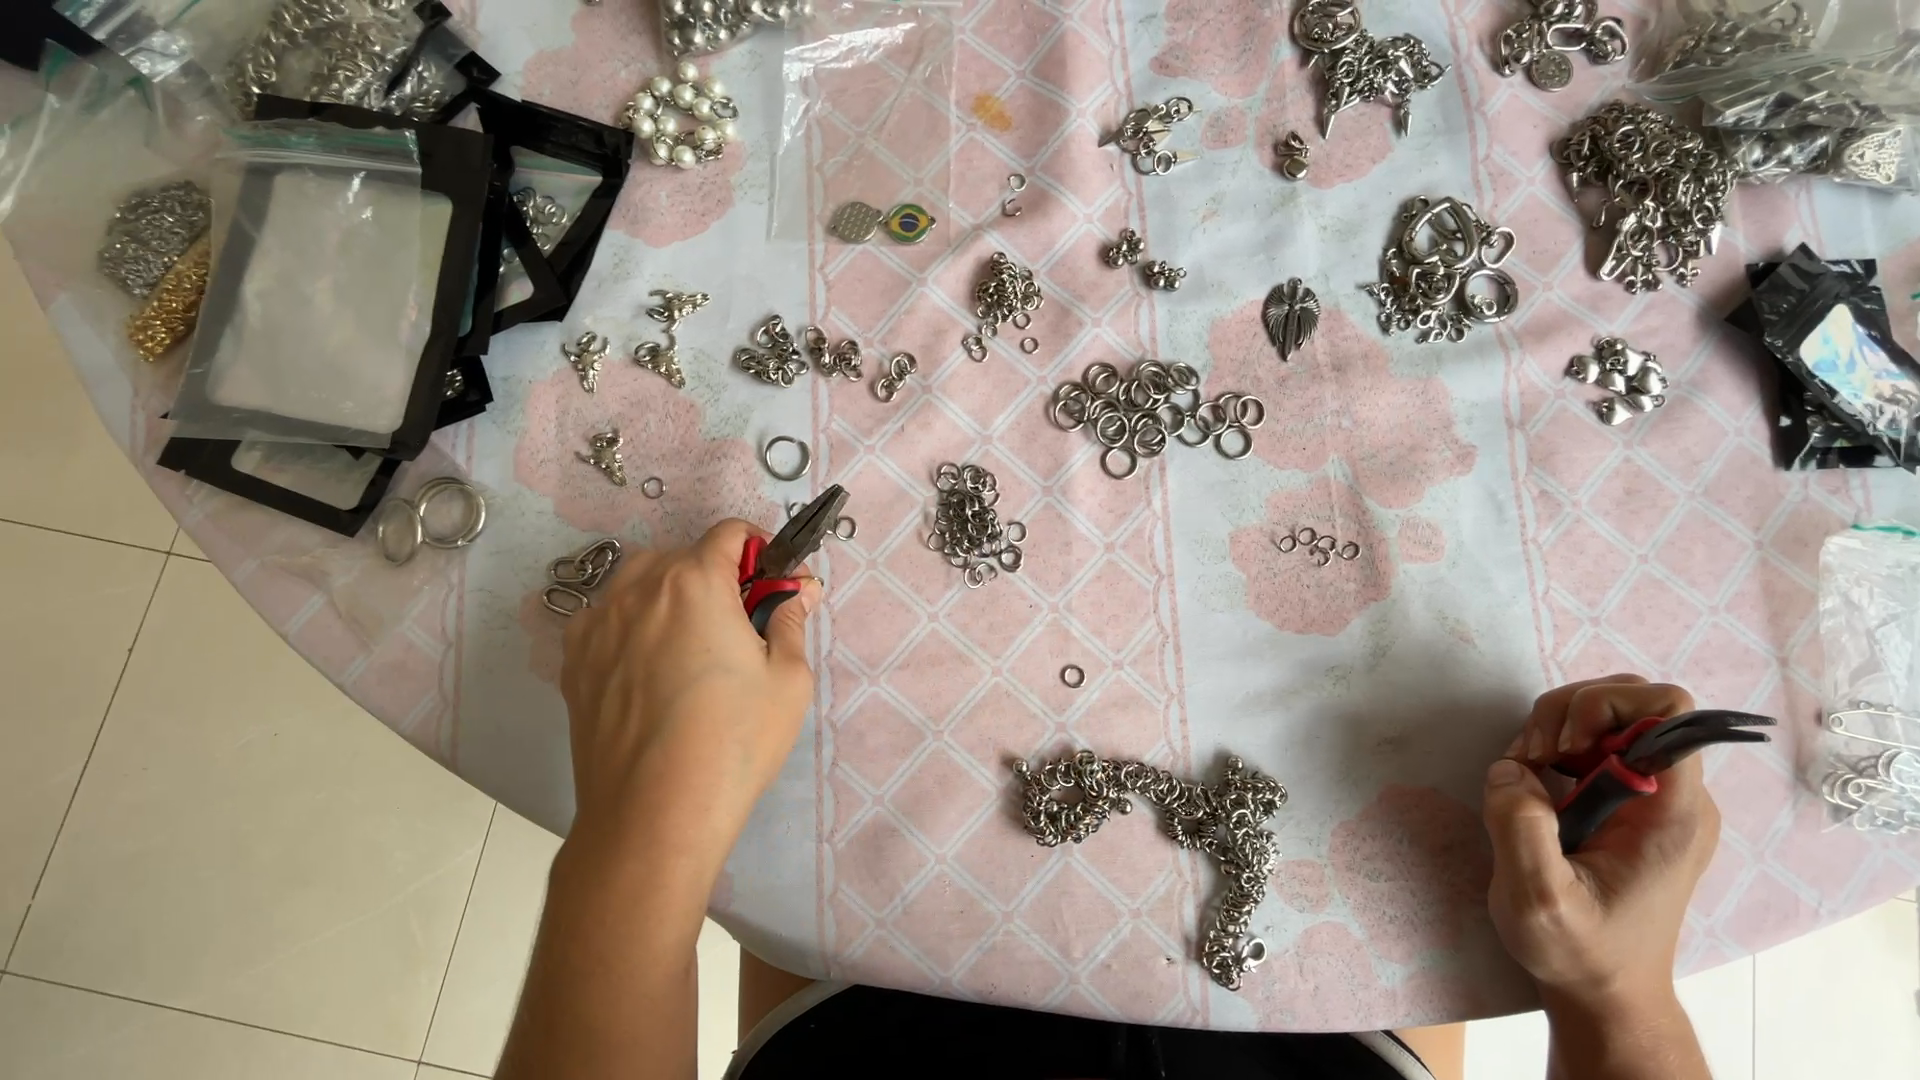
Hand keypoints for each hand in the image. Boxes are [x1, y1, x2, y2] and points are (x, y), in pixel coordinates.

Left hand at [559, 519, 820, 840]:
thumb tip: (798, 590)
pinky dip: (634, 626)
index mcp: (695, 580)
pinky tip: (649, 671)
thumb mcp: (788, 679)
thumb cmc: (734, 740)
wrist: (654, 814)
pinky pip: (609, 619)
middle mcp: (639, 587)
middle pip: (683, 556)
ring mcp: (598, 624)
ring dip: (671, 596)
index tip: (772, 584)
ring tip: (690, 647)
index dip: (759, 549)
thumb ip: (790, 620)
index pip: (729, 533)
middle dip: (716, 576)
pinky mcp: (574, 661)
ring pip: (640, 584)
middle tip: (738, 625)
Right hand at [1481, 675, 1720, 1005]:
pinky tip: (1528, 781)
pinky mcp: (1617, 798)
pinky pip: (1586, 740)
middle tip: (1534, 759)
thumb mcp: (1539, 898)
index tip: (1560, 753)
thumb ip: (1520, 827)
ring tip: (1524, 772)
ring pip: (1603, 713)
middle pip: (1631, 700)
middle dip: (1568, 712)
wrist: (1601, 988)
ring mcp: (1644, 793)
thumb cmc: (1580, 949)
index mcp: (1671, 811)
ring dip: (1550, 727)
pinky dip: (1546, 744)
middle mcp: (1669, 793)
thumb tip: (1513, 770)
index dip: (1603, 710)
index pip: (1667, 711)